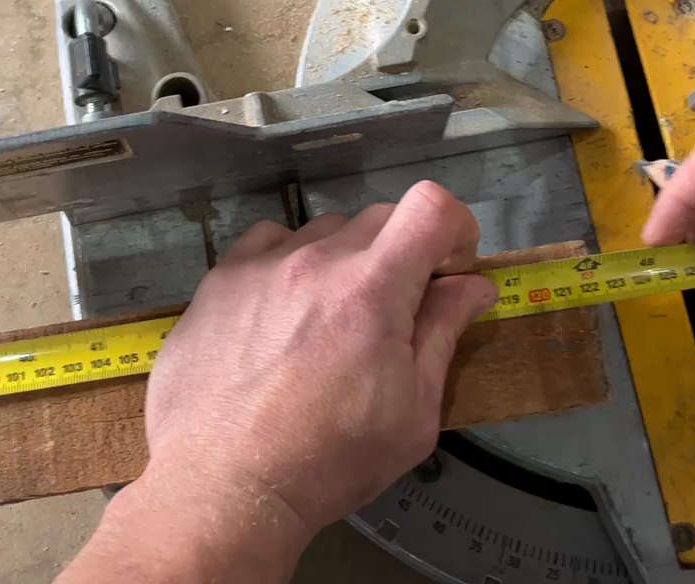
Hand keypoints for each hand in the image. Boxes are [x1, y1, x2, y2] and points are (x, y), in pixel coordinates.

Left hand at [140, 181, 498, 548]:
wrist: (223, 487)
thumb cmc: (329, 460)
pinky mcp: (222, 275)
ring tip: (328, 316)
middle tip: (395, 306)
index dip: (455, 226)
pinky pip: (270, 241)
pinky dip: (288, 260)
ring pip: (325, 230)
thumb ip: (443, 332)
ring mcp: (263, 262)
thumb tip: (472, 285)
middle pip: (381, 217)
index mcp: (373, 287)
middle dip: (403, 251)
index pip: (430, 206)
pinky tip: (280, 307)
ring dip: (344, 259)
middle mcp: (317, 258)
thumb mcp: (412, 412)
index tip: (451, 265)